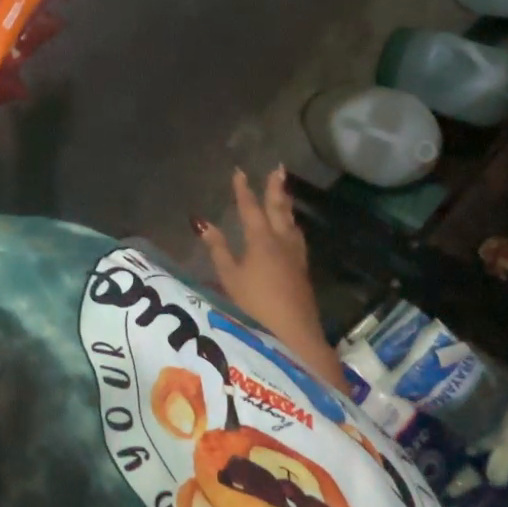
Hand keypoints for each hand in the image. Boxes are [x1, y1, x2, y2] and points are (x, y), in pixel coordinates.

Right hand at [194, 167, 343, 387]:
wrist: (294, 337)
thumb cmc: (255, 306)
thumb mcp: (229, 277)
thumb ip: (218, 249)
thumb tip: (204, 223)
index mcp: (261, 240)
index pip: (250, 208)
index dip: (243, 190)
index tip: (239, 171)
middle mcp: (281, 243)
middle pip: (279, 210)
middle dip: (276, 189)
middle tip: (278, 169)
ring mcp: (296, 259)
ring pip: (291, 224)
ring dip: (287, 207)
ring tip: (285, 196)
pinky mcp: (303, 274)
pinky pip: (297, 239)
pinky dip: (292, 227)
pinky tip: (292, 234)